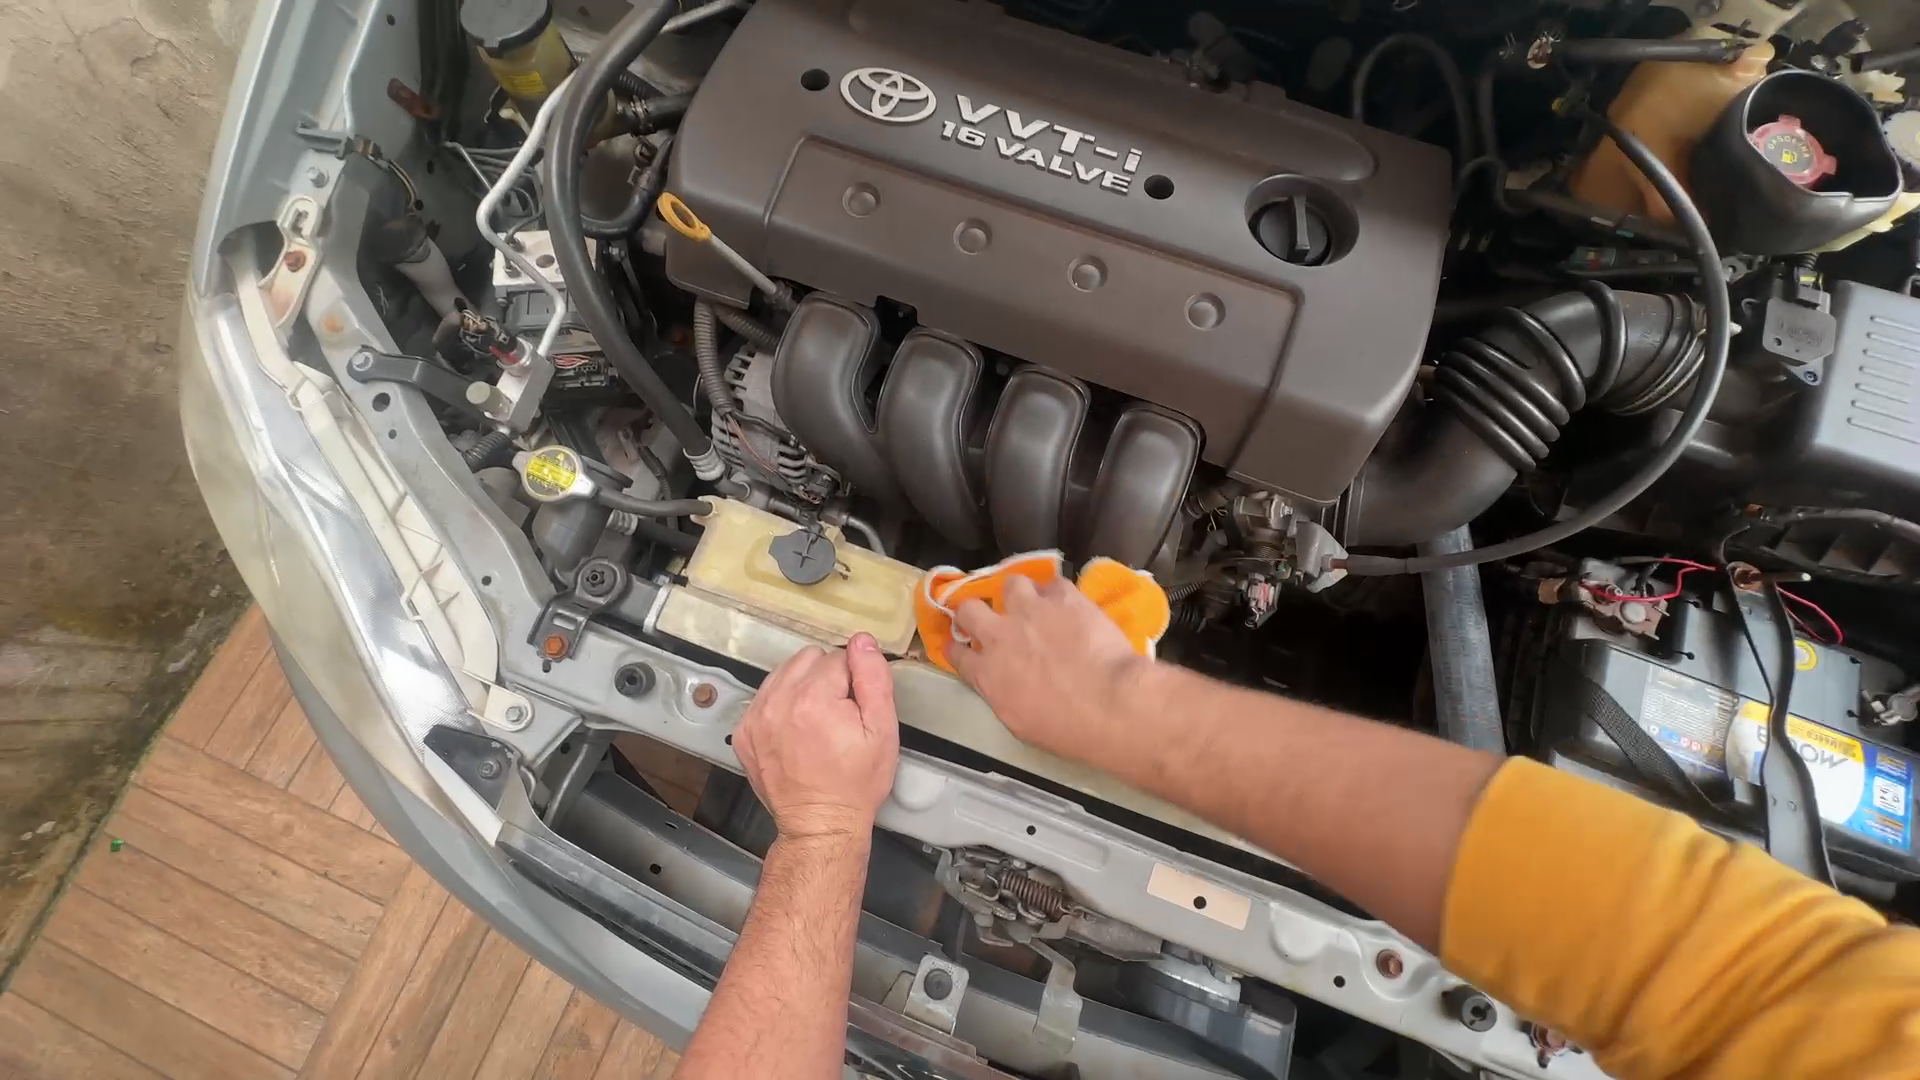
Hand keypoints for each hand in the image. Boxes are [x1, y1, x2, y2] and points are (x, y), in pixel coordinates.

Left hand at [733, 633, 899, 839]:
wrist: (820, 825)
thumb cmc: (856, 781)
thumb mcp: (882, 729)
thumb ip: (874, 677)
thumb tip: (862, 641)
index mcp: (813, 697)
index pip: (838, 656)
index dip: (854, 680)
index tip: (856, 708)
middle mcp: (777, 701)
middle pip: (808, 658)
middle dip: (826, 678)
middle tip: (838, 714)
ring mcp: (755, 717)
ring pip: (784, 672)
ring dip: (803, 686)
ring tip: (817, 720)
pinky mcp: (744, 732)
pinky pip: (766, 695)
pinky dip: (782, 703)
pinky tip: (796, 729)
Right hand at [948, 574, 1148, 759]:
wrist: (1108, 703)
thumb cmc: (1065, 728)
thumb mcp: (1019, 723)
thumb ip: (1001, 694)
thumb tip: (1002, 683)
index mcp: (988, 672)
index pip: (957, 653)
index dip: (957, 648)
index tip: (962, 647)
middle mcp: (1001, 634)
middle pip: (969, 609)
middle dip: (974, 611)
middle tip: (989, 618)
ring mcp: (1032, 610)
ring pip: (1012, 584)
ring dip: (1019, 594)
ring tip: (1034, 604)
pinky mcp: (1064, 597)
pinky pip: (1054, 584)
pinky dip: (1058, 594)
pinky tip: (1068, 605)